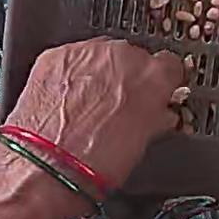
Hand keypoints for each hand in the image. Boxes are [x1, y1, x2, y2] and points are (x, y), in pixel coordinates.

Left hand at [6, 38, 183, 189]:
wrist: (47, 166)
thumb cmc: (96, 163)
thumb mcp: (142, 144)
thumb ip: (155, 118)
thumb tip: (157, 115)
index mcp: (153, 76)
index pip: (170, 66)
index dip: (162, 82)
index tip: (155, 93)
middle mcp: (122, 56)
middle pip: (133, 58)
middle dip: (126, 79)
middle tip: (116, 107)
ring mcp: (87, 52)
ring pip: (100, 56)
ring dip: (97, 75)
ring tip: (86, 107)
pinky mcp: (55, 55)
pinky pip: (71, 60)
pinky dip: (69, 75)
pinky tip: (65, 101)